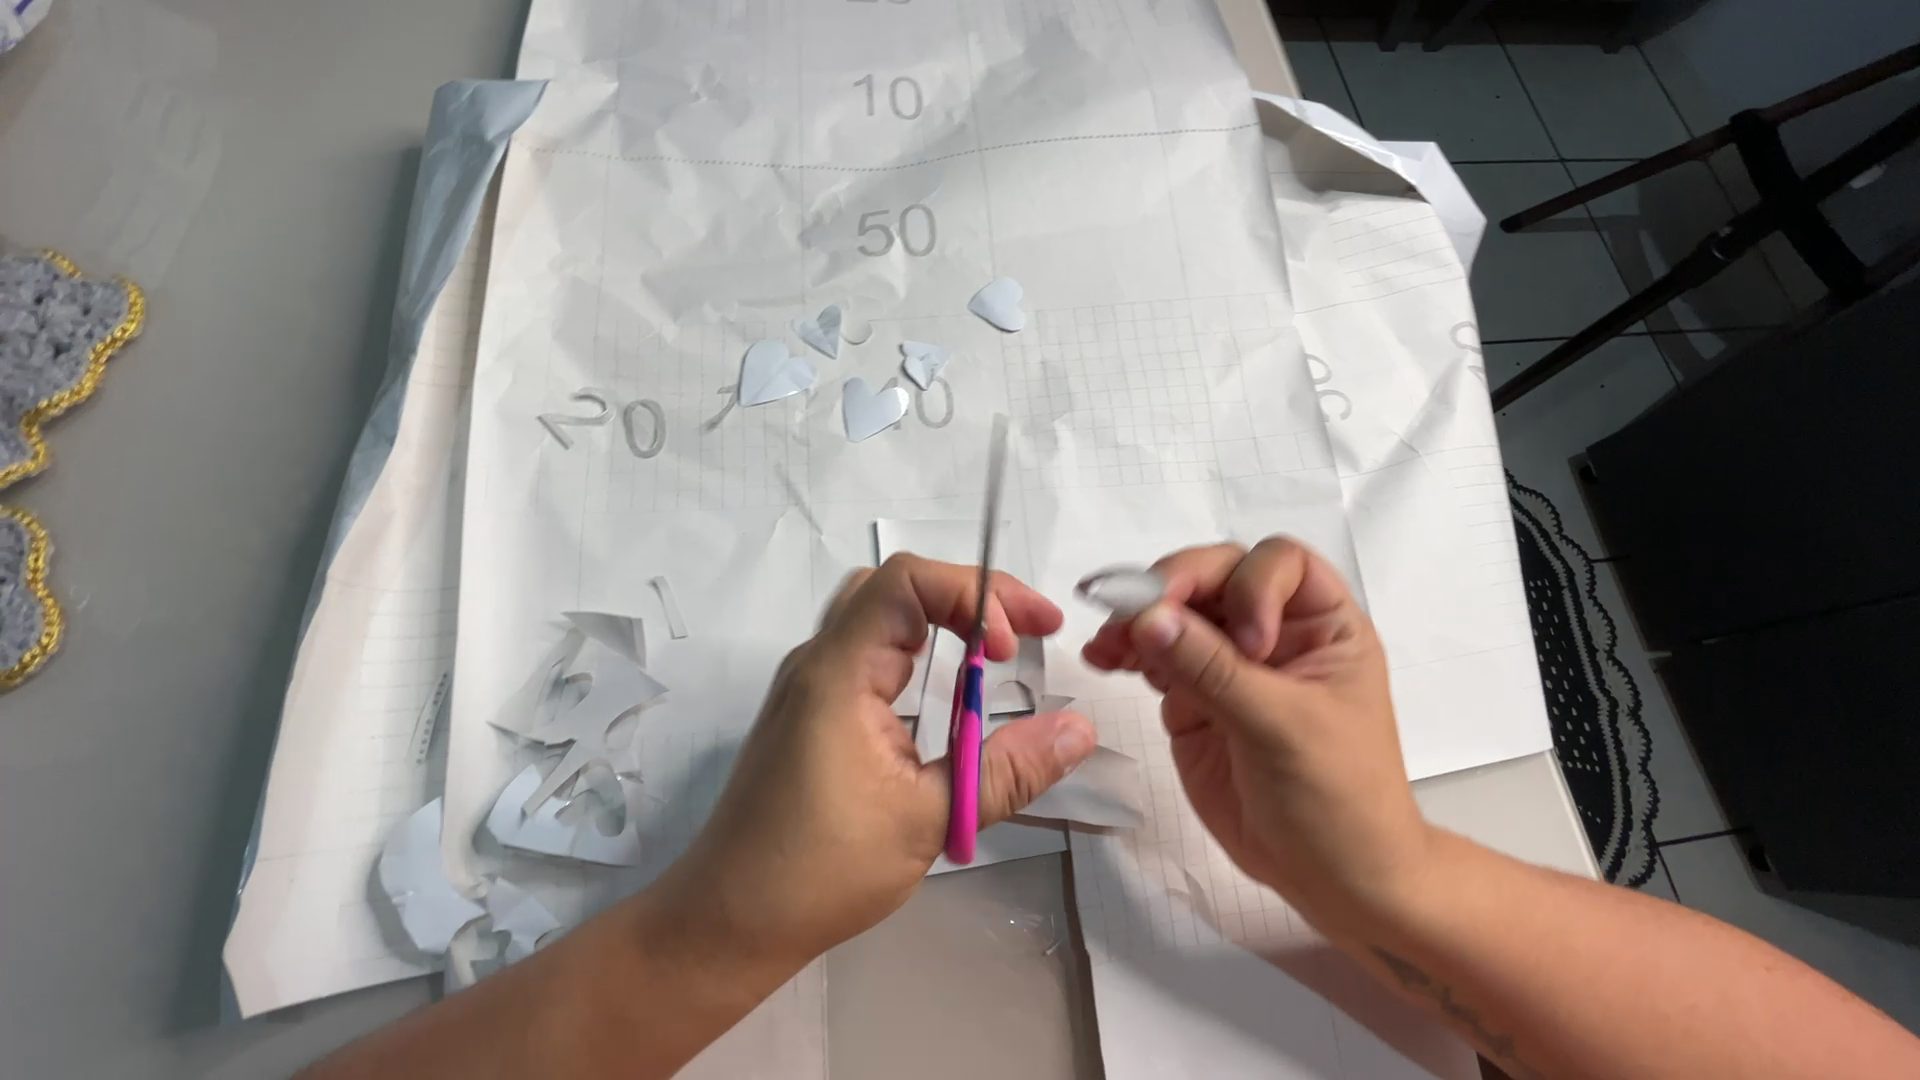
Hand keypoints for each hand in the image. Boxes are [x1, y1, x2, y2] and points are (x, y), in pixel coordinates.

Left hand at [651, 554, 1097, 973]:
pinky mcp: (812, 708)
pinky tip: (947, 690)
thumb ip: (1007, 770)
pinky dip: (918, 648)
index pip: (906, 582)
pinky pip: (869, 650)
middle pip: (896, 586)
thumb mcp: (928, 820)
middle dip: (970, 596)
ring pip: (879, 613)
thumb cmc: (820, 872)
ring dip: (942, 619)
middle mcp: (819, 661)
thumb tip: (1078, 729)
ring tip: (997, 652)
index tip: (1014, 649)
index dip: (972, 596)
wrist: (726, 919)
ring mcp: (811, 683)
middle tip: (1027, 633)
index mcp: (839, 673)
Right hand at [1081, 537, 1431, 934]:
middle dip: (1171, 589)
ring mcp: (1226, 663)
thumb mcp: (1283, 727)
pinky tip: (1102, 658)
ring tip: (1105, 644)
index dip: (1251, 585)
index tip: (1246, 642)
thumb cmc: (1336, 796)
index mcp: (1321, 623)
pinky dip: (1125, 651)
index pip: (1278, 563)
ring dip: (1136, 619)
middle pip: (1213, 576)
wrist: (1329, 877)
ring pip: (1174, 614)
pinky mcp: (1192, 696)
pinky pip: (1153, 657)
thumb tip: (1148, 617)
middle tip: (1132, 615)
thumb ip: (1212, 670)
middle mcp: (1270, 630)